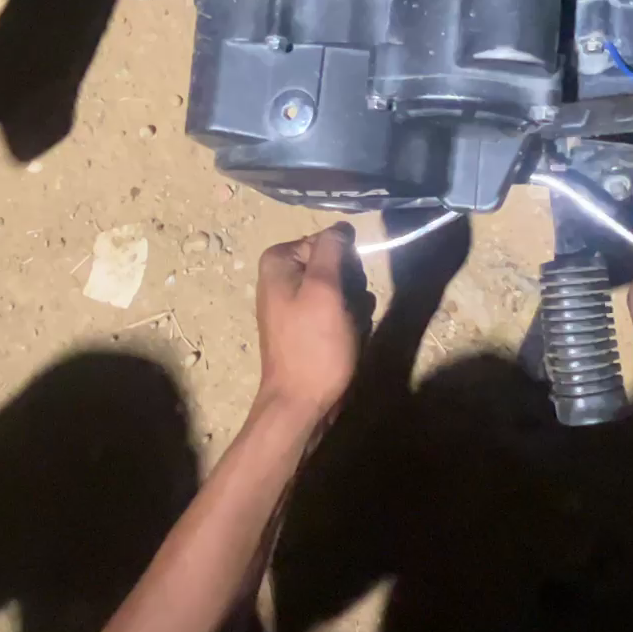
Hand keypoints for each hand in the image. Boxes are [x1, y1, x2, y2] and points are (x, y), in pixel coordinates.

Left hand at [254, 223, 366, 420]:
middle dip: (350, 287)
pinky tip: (347, 339)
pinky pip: (339, 310)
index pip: (328, 241)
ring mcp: (295, 303)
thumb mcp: (324, 289)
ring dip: (354, 307)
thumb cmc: (313, 345)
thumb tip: (341, 227)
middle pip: (336, 264)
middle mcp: (282, 277)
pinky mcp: (308, 325)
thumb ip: (331, 250)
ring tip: (347, 329)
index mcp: (278, 261)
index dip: (344, 263)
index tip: (343, 288)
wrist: (301, 403)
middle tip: (345, 311)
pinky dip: (349, 322)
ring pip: (343, 288)